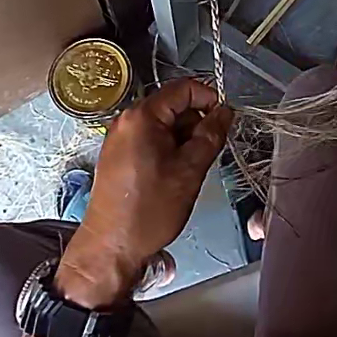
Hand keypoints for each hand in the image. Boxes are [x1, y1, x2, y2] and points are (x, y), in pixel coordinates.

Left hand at [57, 78, 231, 307]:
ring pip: (164, 124)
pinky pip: (151, 139)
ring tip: (190, 168)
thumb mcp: (191, 169)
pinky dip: (169, 149)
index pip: (183, 88)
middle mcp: (126, 121)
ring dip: (184, 138)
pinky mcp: (119, 155)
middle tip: (207, 152)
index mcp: (142, 117)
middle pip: (173, 105)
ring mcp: (120, 138)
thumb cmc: (148, 210)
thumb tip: (225, 112)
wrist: (111, 247)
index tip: (223, 120)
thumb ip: (212, 134)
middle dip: (196, 123)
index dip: (208, 99)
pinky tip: (175, 174)